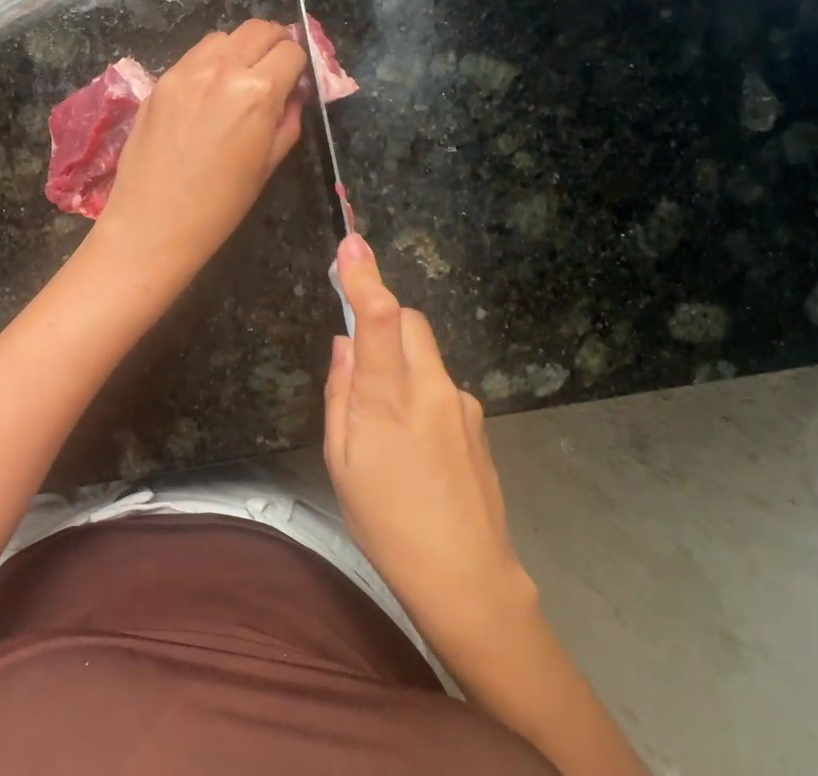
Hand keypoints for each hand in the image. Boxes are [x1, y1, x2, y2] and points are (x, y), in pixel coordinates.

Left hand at [94, 19, 305, 271]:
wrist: (154, 222)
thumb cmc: (219, 205)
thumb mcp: (269, 163)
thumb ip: (287, 118)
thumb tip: (293, 93)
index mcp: (258, 91)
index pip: (291, 50)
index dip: (298, 64)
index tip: (294, 80)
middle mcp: (222, 69)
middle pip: (258, 29)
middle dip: (272, 44)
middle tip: (271, 72)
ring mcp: (184, 72)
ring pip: (222, 37)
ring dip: (237, 50)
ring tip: (236, 82)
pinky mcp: (159, 82)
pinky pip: (191, 57)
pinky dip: (207, 64)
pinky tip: (204, 95)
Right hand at [323, 234, 535, 642]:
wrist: (465, 575)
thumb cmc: (385, 520)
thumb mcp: (341, 460)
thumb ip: (340, 393)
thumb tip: (344, 343)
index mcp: (390, 399)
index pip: (380, 319)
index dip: (364, 276)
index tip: (351, 242)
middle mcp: (434, 390)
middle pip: (411, 322)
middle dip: (383, 314)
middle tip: (354, 343)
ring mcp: (463, 407)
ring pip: (425, 354)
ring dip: (399, 358)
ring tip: (377, 418)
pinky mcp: (477, 425)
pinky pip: (439, 386)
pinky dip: (416, 388)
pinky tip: (407, 442)